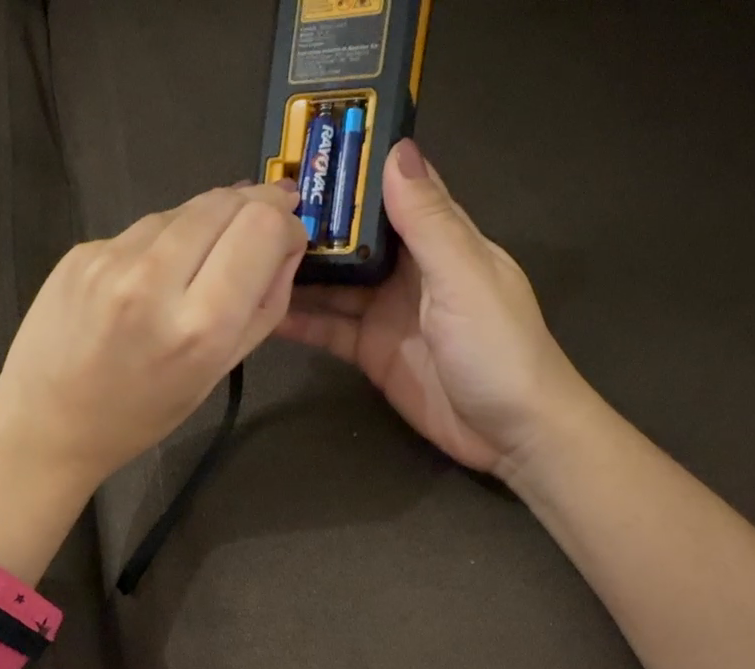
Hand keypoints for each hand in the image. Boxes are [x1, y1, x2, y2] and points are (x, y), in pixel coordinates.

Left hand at [0, 181, 305, 583]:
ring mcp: (110, 259)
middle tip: (263, 225)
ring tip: (205, 258)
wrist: (47, 424)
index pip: (262, 228)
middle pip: (226, 202)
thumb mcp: (214, 376)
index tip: (289, 239)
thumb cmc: (140, 416)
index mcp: (200, 326)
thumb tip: (287, 249)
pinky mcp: (81, 250)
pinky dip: (163, 241)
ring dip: (208, 223)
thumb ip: (262, 310)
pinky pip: (143, 228)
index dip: (287, 225)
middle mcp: (155, 280)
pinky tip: (154, 274)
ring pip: (184, 209)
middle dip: (255, 208)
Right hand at [276, 140, 591, 475]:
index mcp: (441, 239)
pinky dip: (298, 321)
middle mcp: (409, 269)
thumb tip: (397, 150)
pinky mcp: (370, 351)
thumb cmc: (498, 348)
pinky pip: (328, 329)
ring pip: (333, 282)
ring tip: (246, 256)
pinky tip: (261, 310)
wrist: (509, 433)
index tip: (303, 149)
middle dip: (312, 222)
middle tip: (253, 209)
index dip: (354, 169)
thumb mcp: (464, 277)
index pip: (393, 191)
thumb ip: (428, 220)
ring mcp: (386, 311)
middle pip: (354, 237)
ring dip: (297, 271)